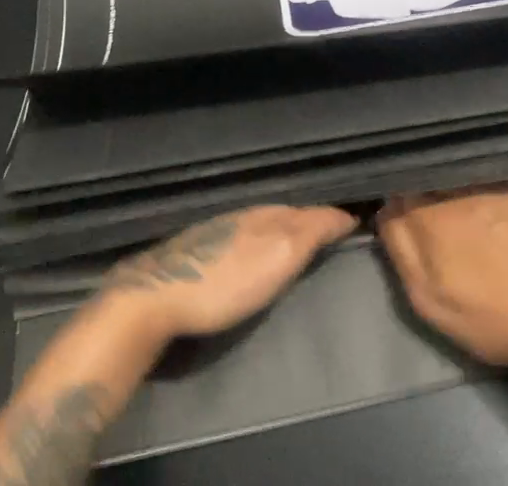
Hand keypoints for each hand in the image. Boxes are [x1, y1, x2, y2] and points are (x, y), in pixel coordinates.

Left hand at [99, 205, 357, 340]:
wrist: (154, 295)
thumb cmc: (223, 284)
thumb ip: (308, 234)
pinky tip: (256, 249)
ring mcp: (220, 229)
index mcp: (269, 217)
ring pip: (264, 220)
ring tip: (300, 238)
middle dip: (311, 219)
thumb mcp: (276, 259)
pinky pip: (243, 231)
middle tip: (331, 230)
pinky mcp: (198, 247)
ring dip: (286, 226)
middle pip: (288, 212)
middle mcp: (247, 215)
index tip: (353, 225)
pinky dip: (261, 235)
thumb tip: (341, 215)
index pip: (311, 213)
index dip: (333, 219)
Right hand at [377, 180, 507, 370]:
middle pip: (433, 176)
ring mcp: (499, 183)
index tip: (405, 214)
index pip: (400, 188)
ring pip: (467, 173)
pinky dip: (498, 190)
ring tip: (475, 214)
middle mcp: (461, 188)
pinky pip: (503, 178)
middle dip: (430, 189)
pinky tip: (505, 212)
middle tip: (443, 220)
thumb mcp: (426, 299)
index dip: (400, 199)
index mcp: (430, 214)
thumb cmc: (488, 317)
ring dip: (463, 186)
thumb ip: (400, 248)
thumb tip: (387, 209)